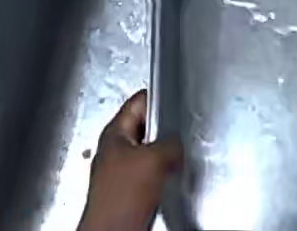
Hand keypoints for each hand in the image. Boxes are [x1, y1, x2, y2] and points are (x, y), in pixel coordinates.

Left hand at [78, 90, 182, 230]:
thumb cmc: (123, 196)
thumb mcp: (153, 160)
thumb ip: (170, 142)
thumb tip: (181, 141)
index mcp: (114, 131)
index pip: (141, 100)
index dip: (161, 99)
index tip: (178, 104)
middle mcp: (115, 148)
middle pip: (147, 127)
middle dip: (166, 133)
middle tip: (182, 139)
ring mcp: (120, 171)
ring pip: (150, 153)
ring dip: (165, 158)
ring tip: (178, 163)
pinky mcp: (127, 193)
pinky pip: (150, 175)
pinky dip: (162, 177)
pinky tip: (171, 183)